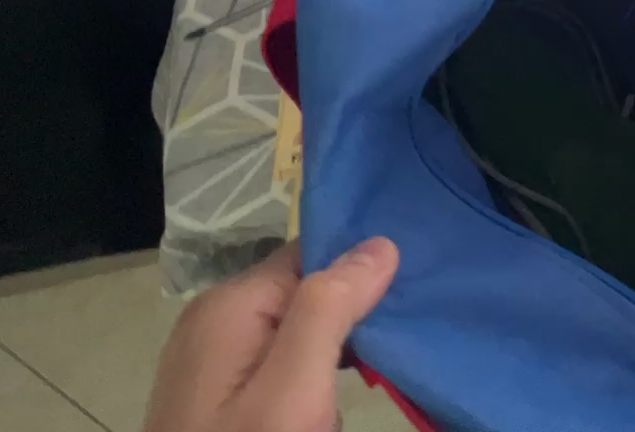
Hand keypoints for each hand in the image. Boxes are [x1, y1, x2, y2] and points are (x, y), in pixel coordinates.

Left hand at [143, 237, 398, 431]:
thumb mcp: (290, 393)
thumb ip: (329, 309)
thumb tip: (381, 242)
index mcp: (232, 304)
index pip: (317, 248)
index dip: (367, 261)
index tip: (414, 281)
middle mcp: (220, 317)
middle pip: (312, 280)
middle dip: (361, 299)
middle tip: (405, 323)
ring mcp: (221, 353)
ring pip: (307, 314)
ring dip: (350, 331)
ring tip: (389, 347)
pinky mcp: (230, 385)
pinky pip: (293, 346)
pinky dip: (328, 356)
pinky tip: (353, 374)